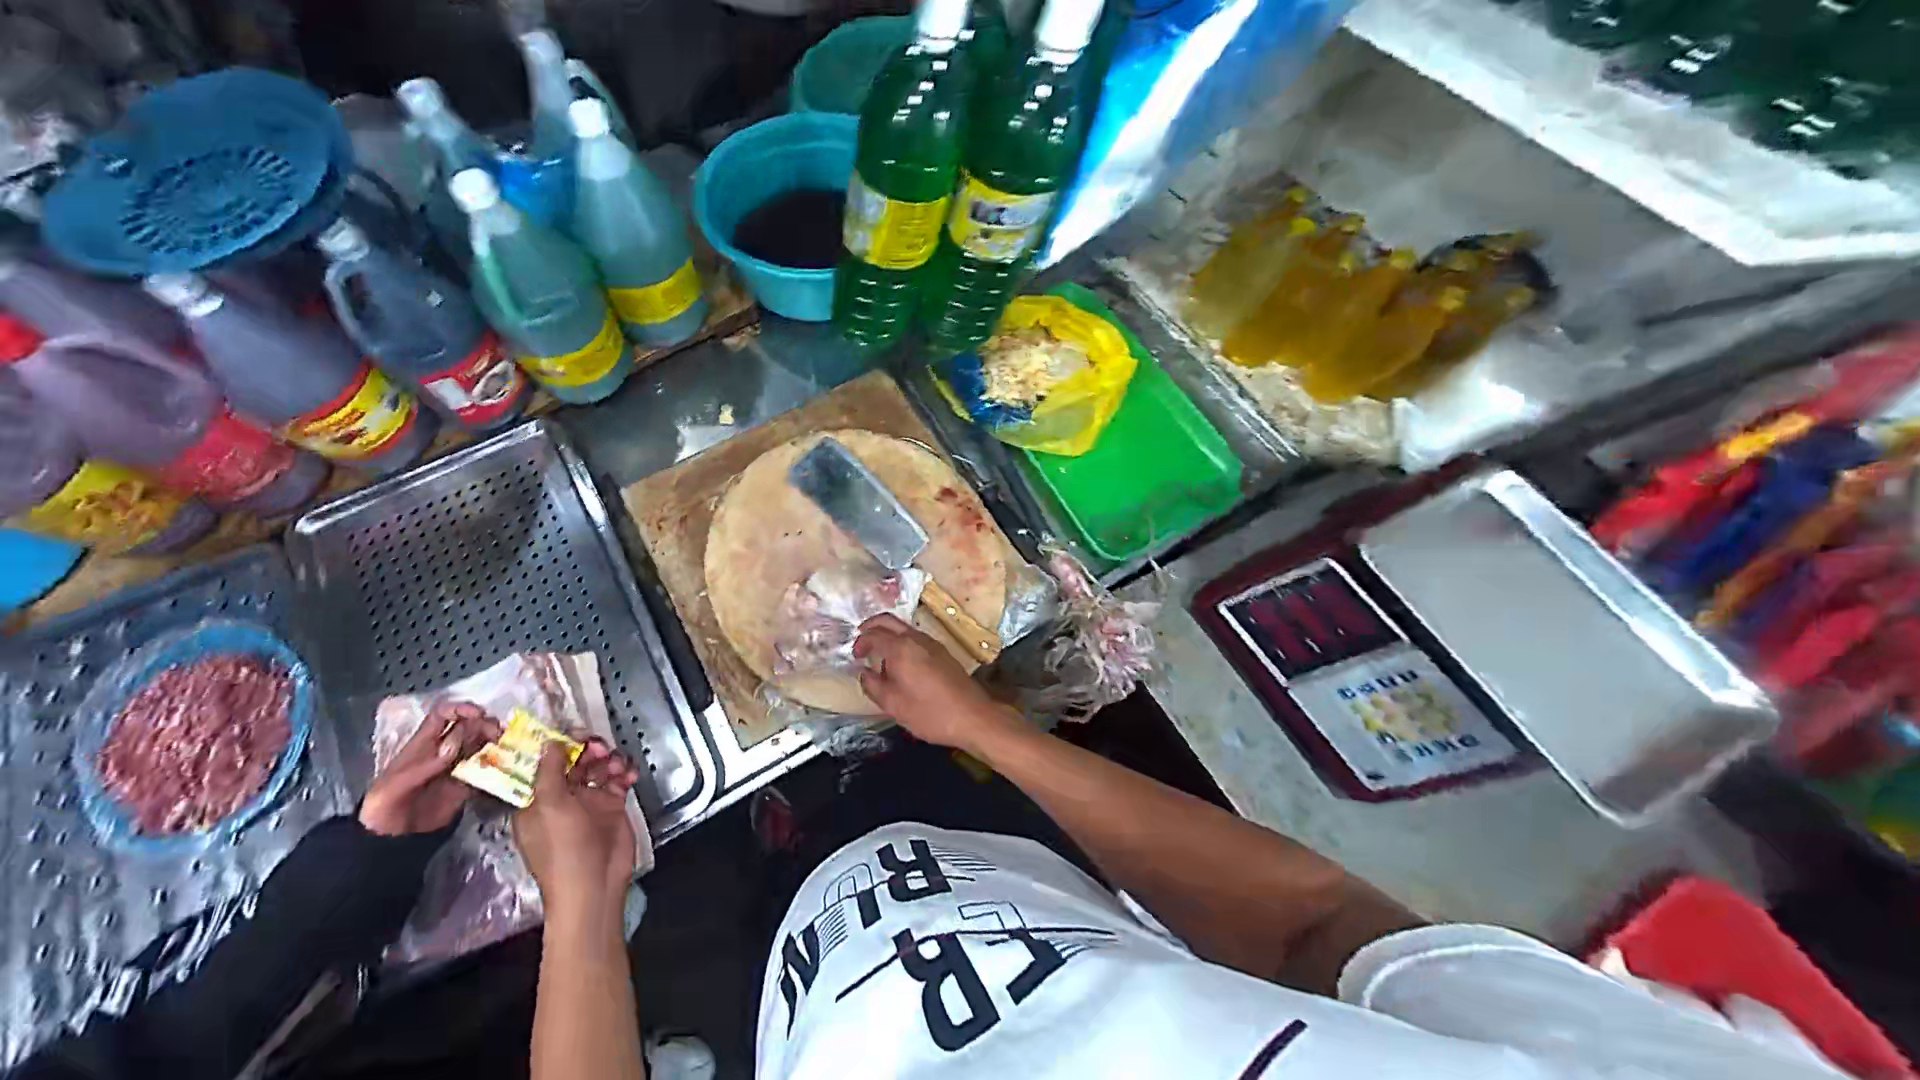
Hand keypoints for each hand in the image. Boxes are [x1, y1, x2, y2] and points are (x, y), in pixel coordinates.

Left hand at [360, 702, 501, 835]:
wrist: (390, 842)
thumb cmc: (383, 810)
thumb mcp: (394, 787)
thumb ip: (424, 765)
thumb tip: (455, 743)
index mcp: (423, 745)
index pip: (442, 715)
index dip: (460, 708)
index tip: (479, 714)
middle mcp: (444, 750)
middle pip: (469, 725)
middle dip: (485, 724)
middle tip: (498, 734)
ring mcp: (457, 766)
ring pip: (481, 742)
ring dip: (495, 740)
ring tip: (505, 747)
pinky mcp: (468, 783)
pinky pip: (487, 766)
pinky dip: (499, 761)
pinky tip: (506, 763)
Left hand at [514, 739, 640, 921]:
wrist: (594, 883)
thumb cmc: (563, 848)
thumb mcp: (549, 807)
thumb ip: (550, 771)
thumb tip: (549, 741)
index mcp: (536, 799)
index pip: (543, 763)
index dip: (556, 745)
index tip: (572, 732)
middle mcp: (561, 797)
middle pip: (574, 761)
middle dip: (586, 750)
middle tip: (598, 747)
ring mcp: (588, 801)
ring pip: (598, 766)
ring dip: (608, 759)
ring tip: (616, 766)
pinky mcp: (612, 805)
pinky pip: (619, 779)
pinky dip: (625, 772)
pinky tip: (629, 775)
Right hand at [854, 614, 1019, 752]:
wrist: (973, 716)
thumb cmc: (929, 712)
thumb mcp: (893, 704)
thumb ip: (873, 685)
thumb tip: (864, 673)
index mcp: (901, 648)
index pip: (873, 634)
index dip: (860, 642)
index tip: (855, 656)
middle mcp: (917, 639)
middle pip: (889, 621)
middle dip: (871, 628)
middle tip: (861, 643)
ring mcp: (932, 643)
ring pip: (904, 628)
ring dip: (888, 635)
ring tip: (879, 657)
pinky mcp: (942, 652)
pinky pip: (916, 638)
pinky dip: (902, 642)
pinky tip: (901, 664)